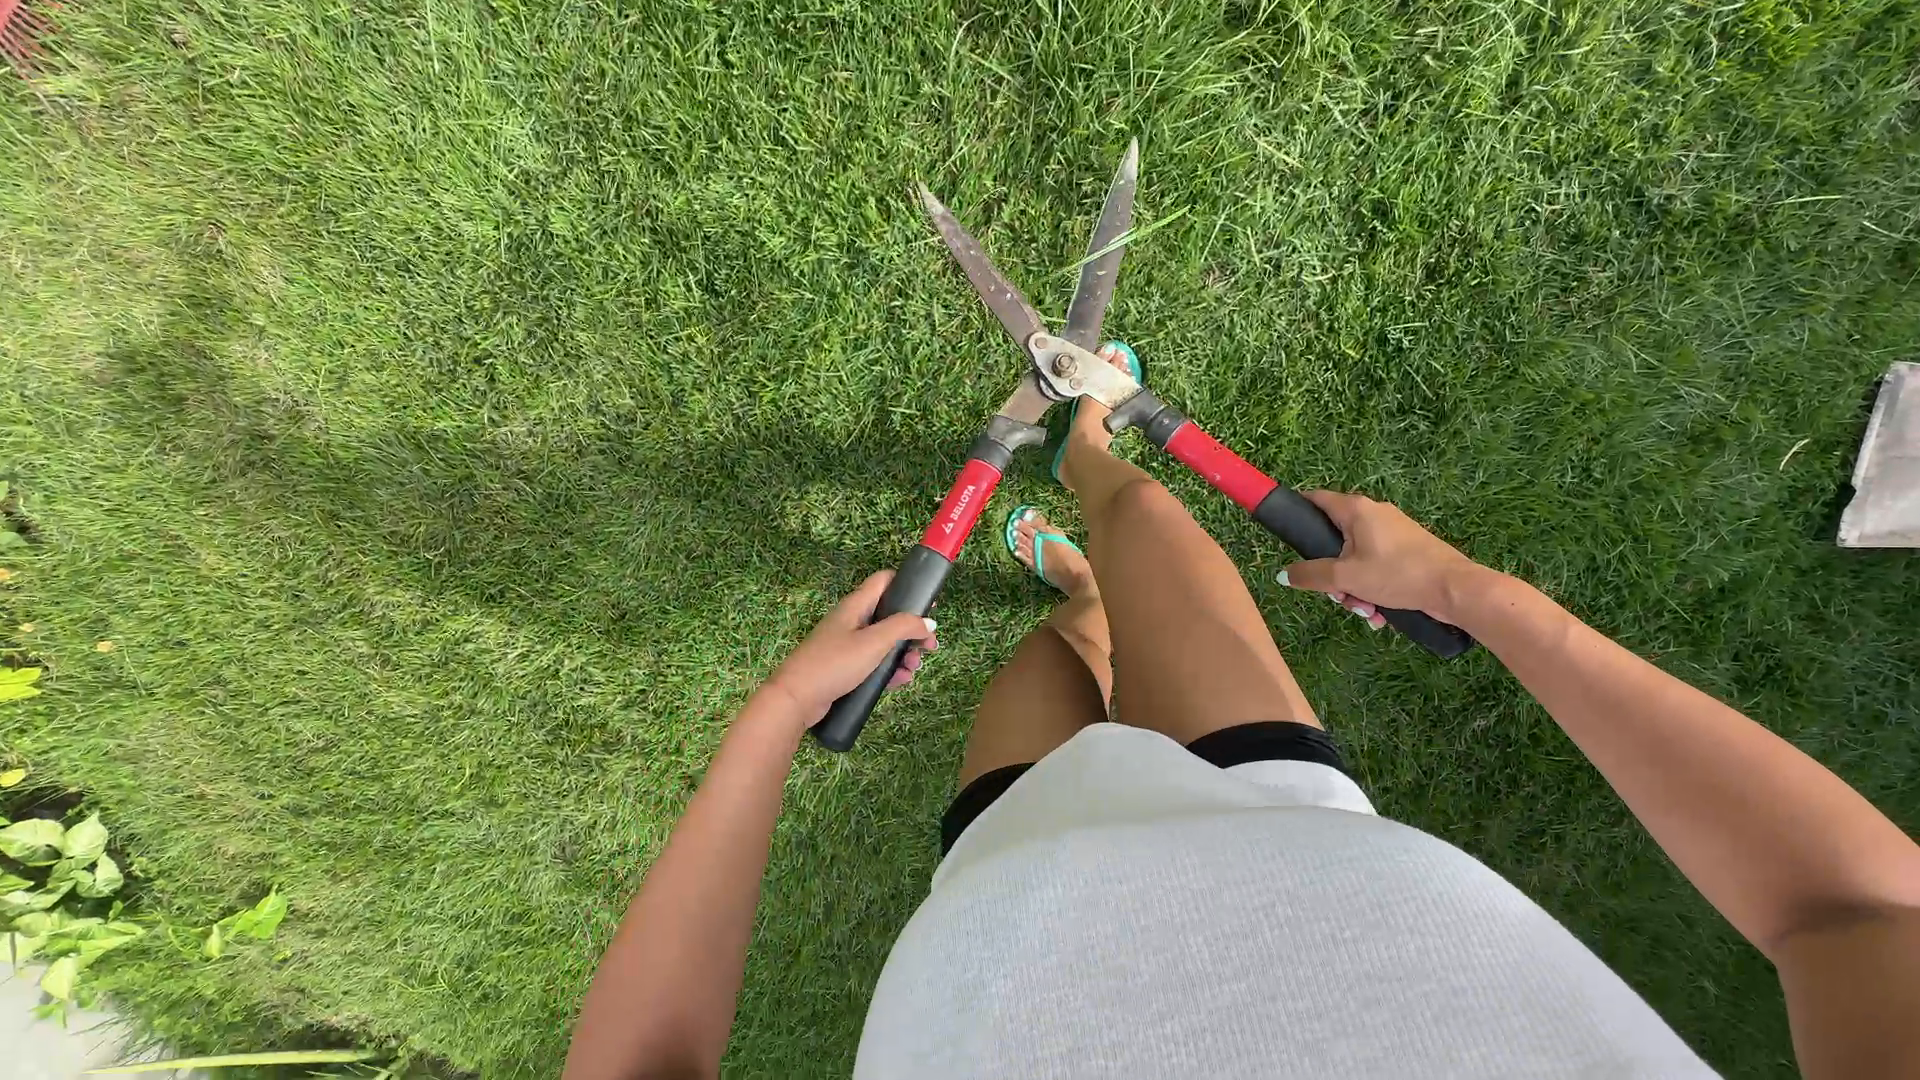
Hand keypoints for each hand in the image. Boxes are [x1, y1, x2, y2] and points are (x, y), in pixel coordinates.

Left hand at [760, 571, 939, 723]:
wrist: (797, 698)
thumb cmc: (836, 663)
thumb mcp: (875, 642)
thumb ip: (904, 627)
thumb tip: (928, 622)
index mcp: (856, 606)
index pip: (884, 581)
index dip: (908, 587)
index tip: (928, 605)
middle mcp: (852, 621)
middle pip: (889, 616)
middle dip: (912, 630)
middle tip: (929, 646)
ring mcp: (847, 645)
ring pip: (884, 643)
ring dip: (903, 653)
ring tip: (913, 668)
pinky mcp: (845, 668)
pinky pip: (874, 664)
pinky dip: (889, 670)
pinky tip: (899, 681)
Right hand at [1278, 490, 1486, 624]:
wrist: (1456, 590)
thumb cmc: (1396, 575)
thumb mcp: (1345, 578)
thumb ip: (1310, 575)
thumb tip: (1283, 575)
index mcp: (1356, 510)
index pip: (1315, 499)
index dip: (1297, 512)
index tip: (1286, 534)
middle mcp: (1374, 514)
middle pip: (1334, 539)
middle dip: (1330, 572)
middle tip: (1336, 594)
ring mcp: (1393, 532)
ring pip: (1355, 558)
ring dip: (1352, 587)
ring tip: (1365, 610)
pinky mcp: (1408, 550)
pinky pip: (1377, 566)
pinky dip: (1373, 588)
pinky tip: (1380, 612)